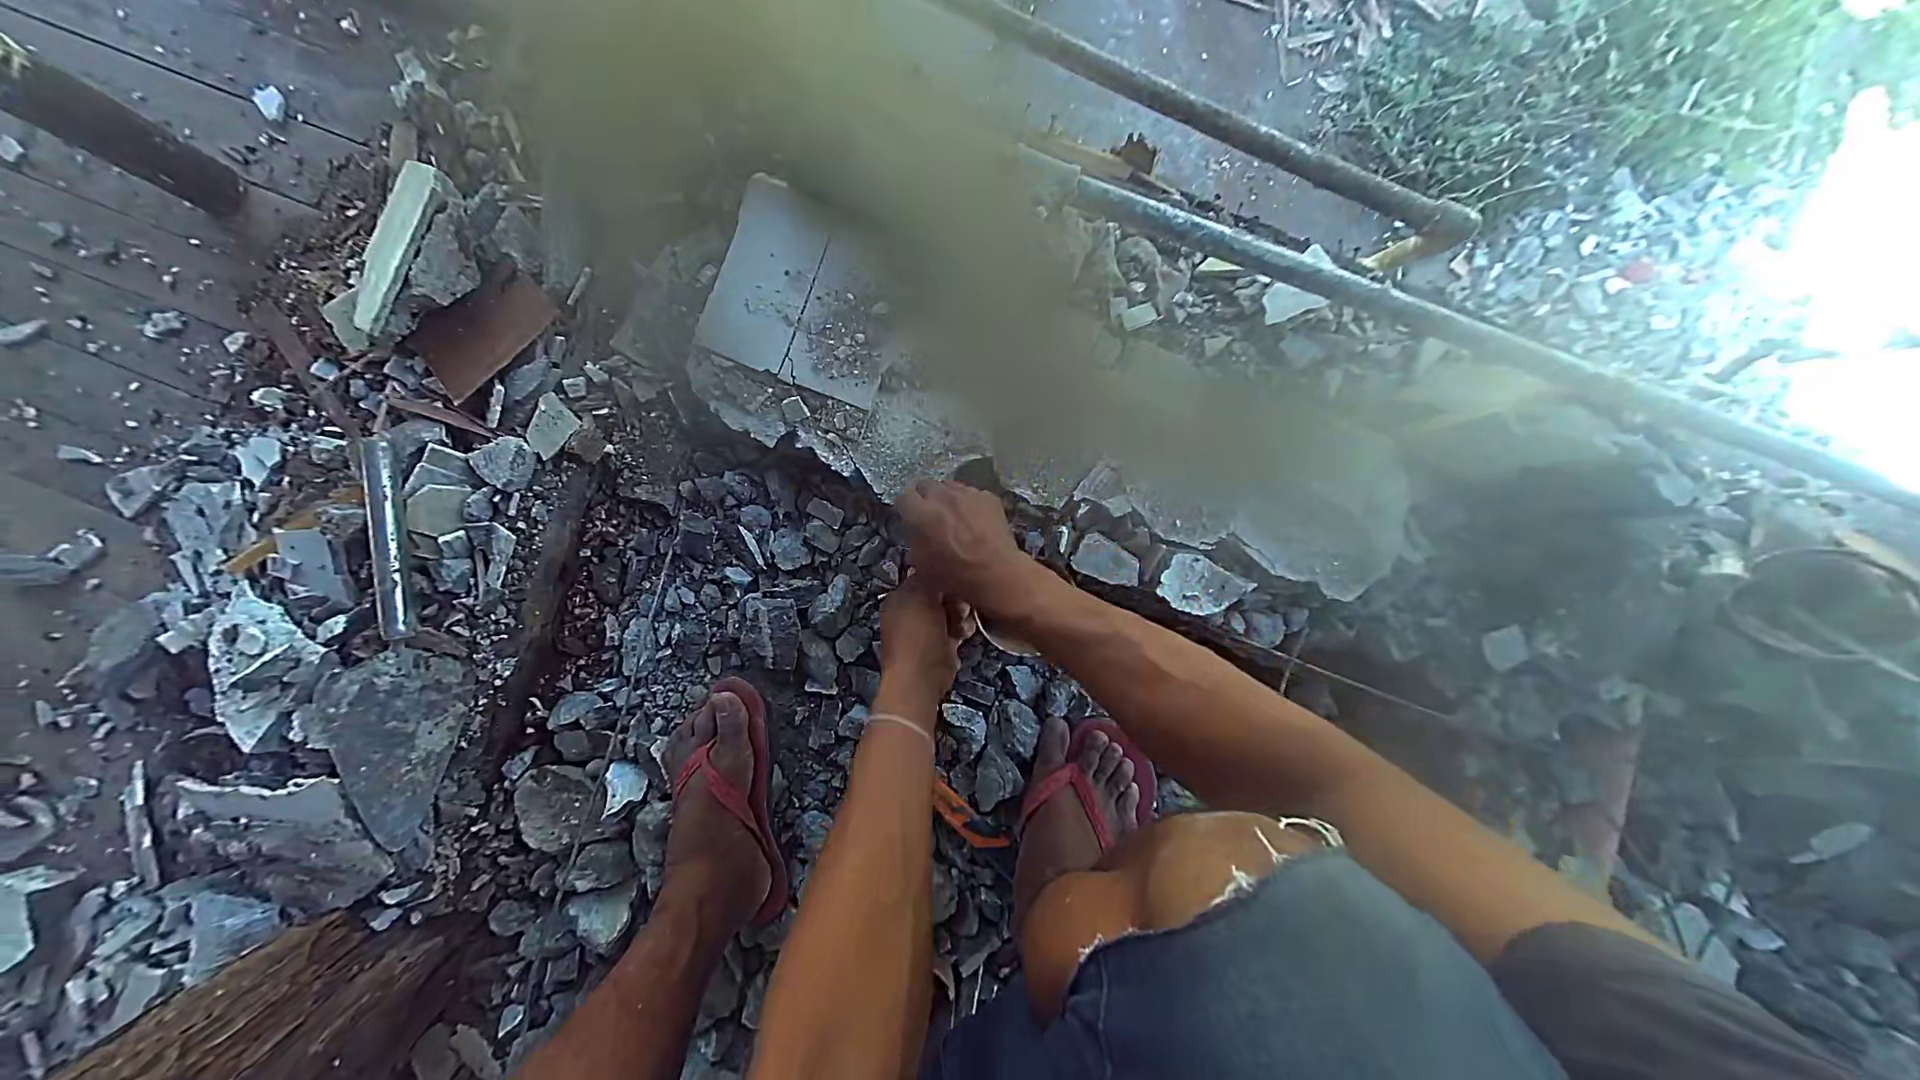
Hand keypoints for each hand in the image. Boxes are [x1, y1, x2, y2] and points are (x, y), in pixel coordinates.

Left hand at [877, 570, 968, 695]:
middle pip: (940, 595)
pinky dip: (961, 632)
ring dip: (960, 617)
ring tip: (960, 624)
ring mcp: (923, 632)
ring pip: (950, 613)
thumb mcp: (922, 594)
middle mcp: (909, 613)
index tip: (955, 581)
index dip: (942, 577)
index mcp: (898, 598)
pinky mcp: (938, 648)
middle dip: (954, 599)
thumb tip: (938, 569)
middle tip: (960, 606)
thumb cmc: (917, 634)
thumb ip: (929, 577)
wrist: (920, 678)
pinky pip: (955, 631)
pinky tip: (962, 635)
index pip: (924, 576)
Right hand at [896, 480, 1032, 614]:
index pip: (903, 498)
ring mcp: (968, 494)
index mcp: (923, 514)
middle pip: (925, 485)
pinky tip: (973, 519)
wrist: (997, 574)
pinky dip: (968, 503)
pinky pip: (971, 493)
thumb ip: (914, 542)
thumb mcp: (922, 566)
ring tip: (952, 515)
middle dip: (924, 497)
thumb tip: (915, 533)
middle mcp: (944, 497)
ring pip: (949, 486)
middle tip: (929, 513)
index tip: (907, 516)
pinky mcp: (988, 497)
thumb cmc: (956, 575)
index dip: (904, 508)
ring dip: (946, 497)